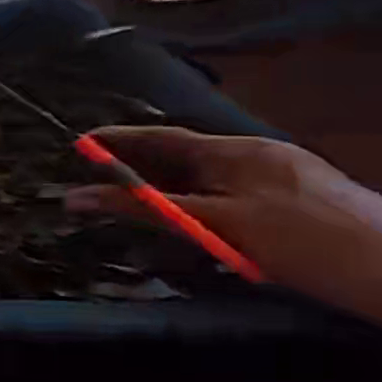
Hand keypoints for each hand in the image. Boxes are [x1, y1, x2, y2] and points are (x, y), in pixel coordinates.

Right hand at [64, 127, 381, 319]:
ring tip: (129, 207)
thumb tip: (73, 197)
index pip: (161, 138)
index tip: (75, 146)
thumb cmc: (308, 243)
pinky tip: (187, 226)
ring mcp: (286, 182)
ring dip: (165, 192)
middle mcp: (260, 158)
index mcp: (239, 153)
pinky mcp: (301, 207)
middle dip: (136, 169)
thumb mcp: (215, 225)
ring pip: (206, 182)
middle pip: (182, 159)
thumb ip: (143, 209)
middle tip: (91, 183)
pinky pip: (229, 198)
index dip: (115, 140)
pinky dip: (196, 206)